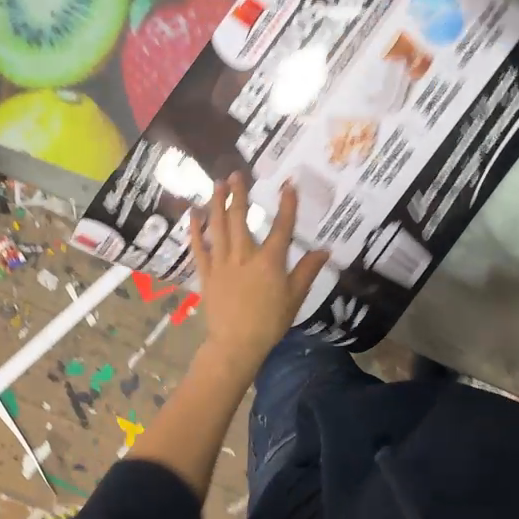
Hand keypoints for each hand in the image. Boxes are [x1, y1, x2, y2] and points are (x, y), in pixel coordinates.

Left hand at [191, 173, 330, 373]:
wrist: (236, 344)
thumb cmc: (270, 322)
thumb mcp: (295, 297)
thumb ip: (308, 271)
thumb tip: (324, 250)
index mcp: (270, 261)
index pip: (281, 226)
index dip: (287, 204)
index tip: (288, 184)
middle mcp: (244, 255)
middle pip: (241, 217)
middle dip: (240, 193)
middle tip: (238, 174)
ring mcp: (222, 262)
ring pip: (218, 226)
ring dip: (217, 202)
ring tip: (218, 184)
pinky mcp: (206, 273)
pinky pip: (199, 246)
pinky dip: (195, 229)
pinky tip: (193, 213)